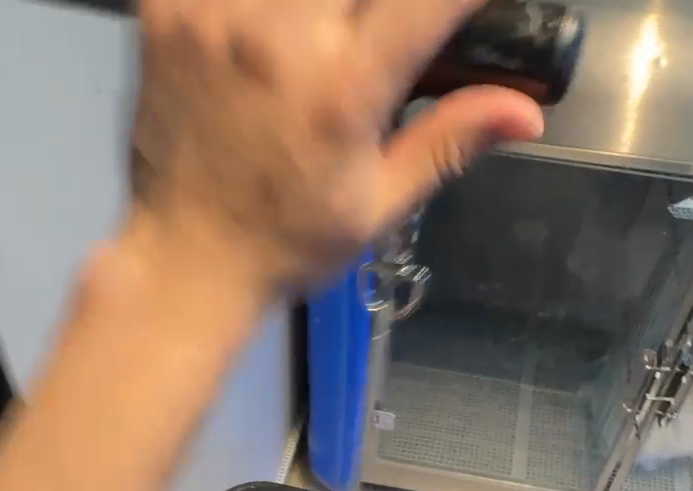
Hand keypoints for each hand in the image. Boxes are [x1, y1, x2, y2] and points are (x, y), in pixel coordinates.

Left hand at [128, 0, 544, 294]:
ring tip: (324, 32)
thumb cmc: (286, 246)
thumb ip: (448, 141)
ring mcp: (215, 11)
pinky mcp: (166, 8)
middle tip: (377, 34)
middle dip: (383, 3)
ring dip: (321, 2)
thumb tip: (525, 112)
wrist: (187, 263)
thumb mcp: (377, 206)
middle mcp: (279, 34)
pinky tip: (270, 25)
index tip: (468, 8)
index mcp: (342, 89)